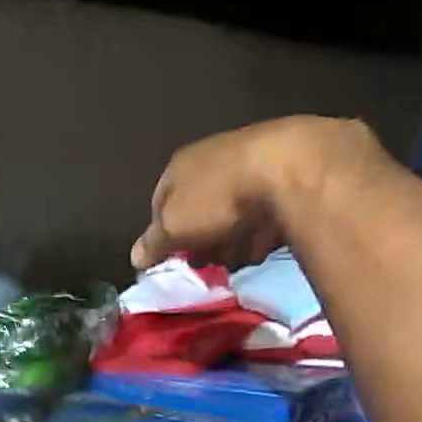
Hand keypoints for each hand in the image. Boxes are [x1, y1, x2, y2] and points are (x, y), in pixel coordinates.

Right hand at [130, 116, 401, 269]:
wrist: (286, 169)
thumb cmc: (216, 200)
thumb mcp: (173, 228)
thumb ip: (153, 244)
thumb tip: (134, 257)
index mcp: (177, 167)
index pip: (159, 205)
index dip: (164, 236)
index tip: (173, 260)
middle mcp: (209, 158)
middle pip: (197, 209)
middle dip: (201, 240)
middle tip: (207, 263)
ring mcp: (247, 162)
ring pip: (229, 211)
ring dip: (231, 238)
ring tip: (238, 259)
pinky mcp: (280, 172)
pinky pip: (261, 210)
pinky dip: (258, 229)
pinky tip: (263, 245)